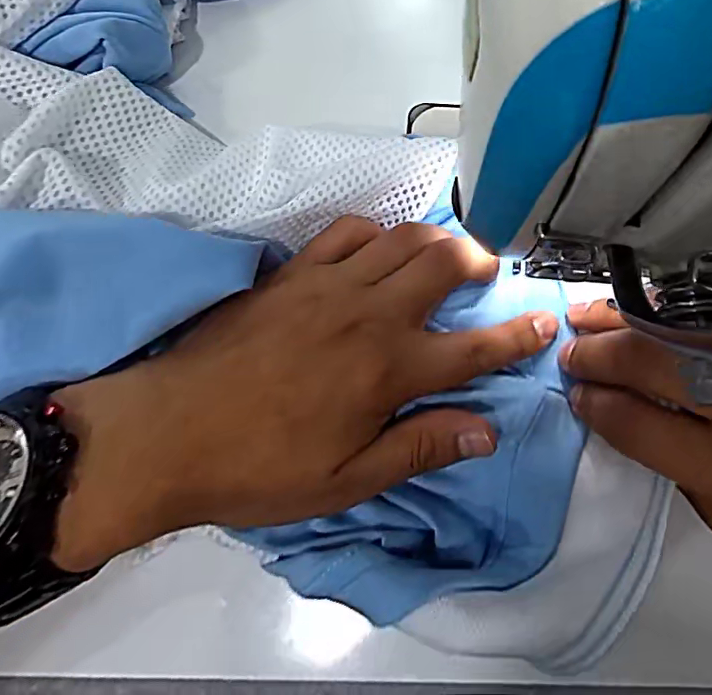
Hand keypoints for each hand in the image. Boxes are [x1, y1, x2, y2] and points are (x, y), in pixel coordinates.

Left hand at [49, 217, 556, 568]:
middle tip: (487, 274)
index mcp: (389, 369)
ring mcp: (330, 284)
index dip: (517, 336)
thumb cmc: (259, 466)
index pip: (474, 348)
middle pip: (444, 264)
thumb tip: (485, 431)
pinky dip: (375, 231)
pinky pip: (348, 230)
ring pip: (403, 237)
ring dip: (435, 239)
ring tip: (445, 253)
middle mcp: (370, 314)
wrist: (167, 433)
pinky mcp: (294, 270)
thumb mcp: (346, 480)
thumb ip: (420, 446)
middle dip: (479, 262)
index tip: (544, 322)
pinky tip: (378, 246)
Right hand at [560, 299, 711, 598]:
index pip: (640, 423)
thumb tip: (631, 417)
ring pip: (677, 326)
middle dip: (599, 353)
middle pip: (651, 362)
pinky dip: (672, 311)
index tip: (575, 393)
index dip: (597, 404)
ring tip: (586, 314)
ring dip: (623, 318)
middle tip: (568, 349)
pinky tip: (644, 308)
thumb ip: (680, 469)